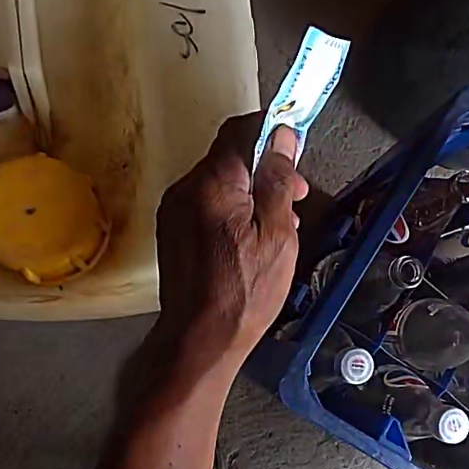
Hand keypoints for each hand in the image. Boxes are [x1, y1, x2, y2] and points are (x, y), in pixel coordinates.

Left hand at [152, 113, 308, 380]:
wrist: (201, 339)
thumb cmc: (243, 294)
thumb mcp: (277, 234)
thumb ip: (277, 180)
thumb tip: (282, 137)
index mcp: (212, 185)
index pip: (240, 131)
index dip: (271, 130)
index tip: (295, 144)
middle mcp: (185, 190)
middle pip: (229, 157)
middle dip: (265, 168)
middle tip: (295, 195)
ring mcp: (174, 211)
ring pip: (219, 182)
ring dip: (250, 191)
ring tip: (276, 224)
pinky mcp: (172, 231)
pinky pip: (206, 204)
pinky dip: (231, 209)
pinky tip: (250, 237)